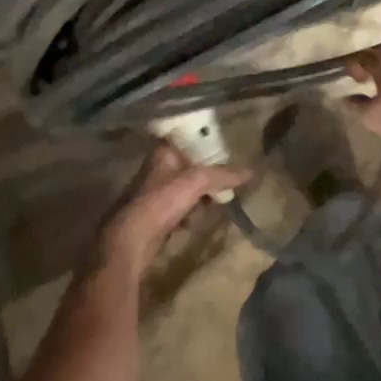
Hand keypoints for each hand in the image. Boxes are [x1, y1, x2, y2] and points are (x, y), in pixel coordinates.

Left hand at [95, 144, 247, 277]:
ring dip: (201, 193)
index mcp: (161, 153)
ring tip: (221, 197)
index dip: (202, 137)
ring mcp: (154, 194)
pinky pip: (180, 208)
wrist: (128, 243)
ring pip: (184, 187)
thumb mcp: (195, 182)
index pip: (183, 136)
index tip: (224, 142)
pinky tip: (201, 219)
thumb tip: (251, 171)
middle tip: (229, 174)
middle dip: (207, 169)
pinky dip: (192, 212)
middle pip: (187, 163)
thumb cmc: (159, 203)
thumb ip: (223, 175)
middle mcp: (156, 170)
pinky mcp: (155, 217)